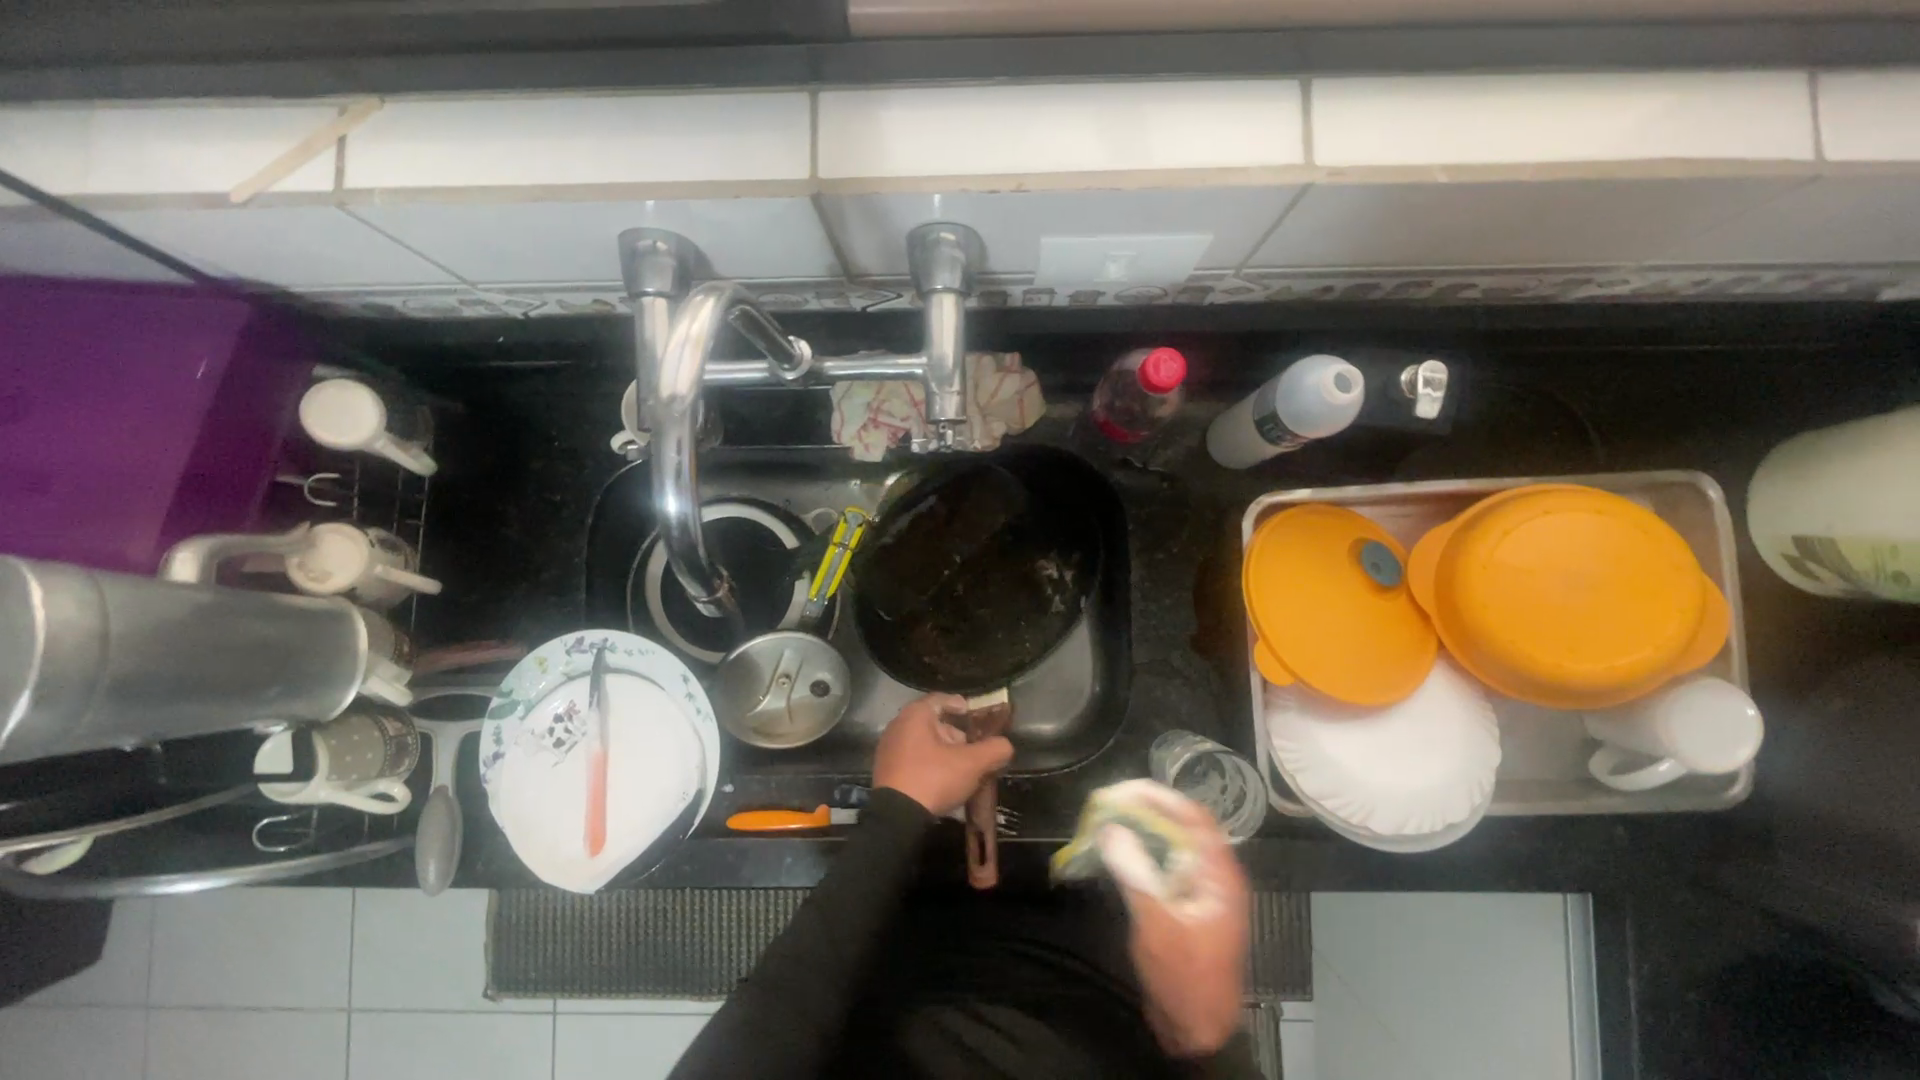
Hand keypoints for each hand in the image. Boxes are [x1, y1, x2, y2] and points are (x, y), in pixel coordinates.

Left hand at [872, 693, 1012, 816]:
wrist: (896, 816)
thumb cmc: (934, 778)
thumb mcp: (972, 764)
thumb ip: (994, 750)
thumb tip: (1006, 745)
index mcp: (916, 715)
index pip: (942, 699)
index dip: (962, 705)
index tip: (975, 716)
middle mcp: (898, 725)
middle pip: (933, 721)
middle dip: (956, 733)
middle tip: (972, 749)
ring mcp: (889, 747)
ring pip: (923, 741)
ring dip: (943, 750)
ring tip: (960, 767)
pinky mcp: (885, 768)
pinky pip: (913, 757)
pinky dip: (929, 762)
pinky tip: (941, 779)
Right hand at [1100, 785, 1250, 1058]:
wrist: (1198, 1031)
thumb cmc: (1185, 977)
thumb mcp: (1157, 923)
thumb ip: (1135, 872)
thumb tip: (1111, 828)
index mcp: (1219, 873)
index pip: (1192, 816)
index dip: (1157, 796)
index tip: (1118, 791)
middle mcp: (1214, 875)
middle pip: (1181, 826)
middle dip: (1143, 810)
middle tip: (1104, 805)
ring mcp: (1201, 891)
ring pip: (1170, 845)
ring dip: (1139, 831)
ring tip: (1104, 822)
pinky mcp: (1185, 905)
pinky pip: (1163, 866)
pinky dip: (1140, 854)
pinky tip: (1114, 854)